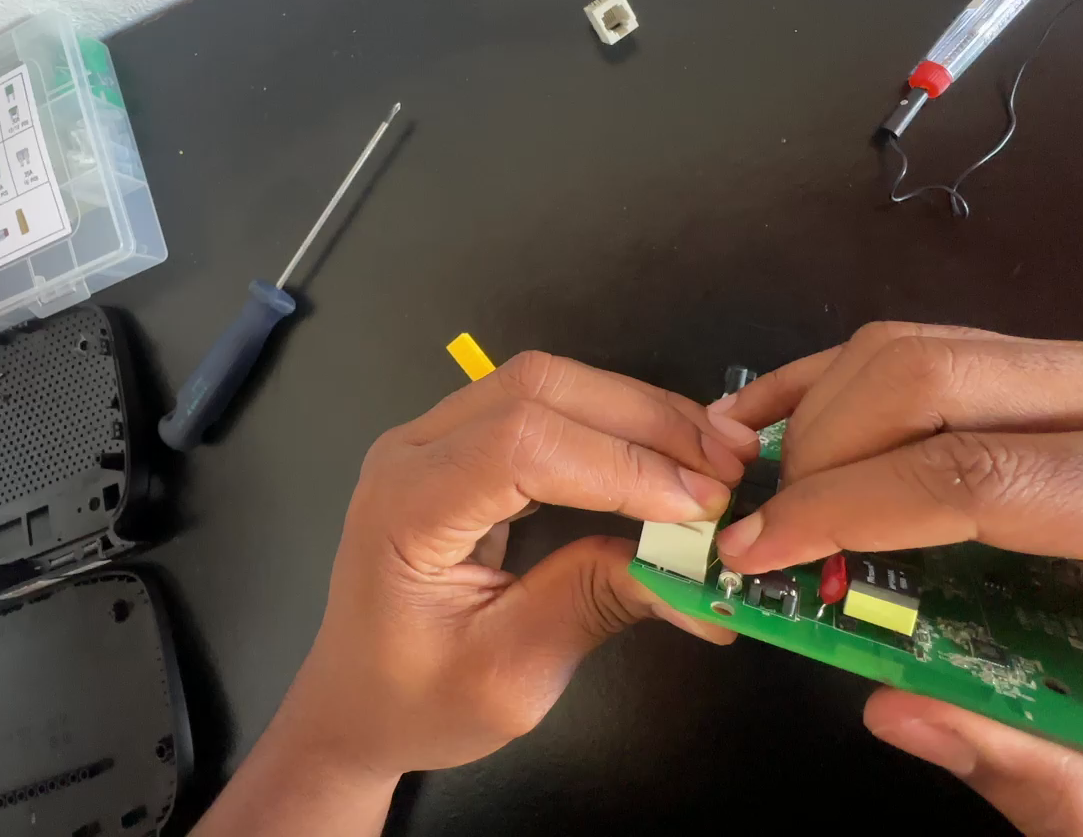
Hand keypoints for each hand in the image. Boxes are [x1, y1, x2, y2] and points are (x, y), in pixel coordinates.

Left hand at [194, 352, 755, 835]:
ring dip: (635, 410)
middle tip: (728, 462)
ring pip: (544, 383)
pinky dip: (611, 420)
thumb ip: (593, 604)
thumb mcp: (508, 675)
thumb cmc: (415, 699)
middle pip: (535, 389)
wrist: (354, 696)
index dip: (616, 464)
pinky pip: (542, 405)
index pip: (517, 446)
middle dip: (641, 418)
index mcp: (407, 504)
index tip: (700, 502)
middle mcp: (414, 445)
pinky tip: (662, 446)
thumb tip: (698, 576)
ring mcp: (434, 433)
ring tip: (712, 450)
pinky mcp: (460, 440)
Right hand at [715, 322, 1082, 836]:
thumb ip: (1046, 772)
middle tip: (765, 525)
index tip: (754, 549)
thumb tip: (889, 708)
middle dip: (818, 453)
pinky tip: (771, 417)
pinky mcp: (1056, 350)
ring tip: (772, 484)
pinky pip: (914, 342)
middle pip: (928, 382)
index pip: (979, 478)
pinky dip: (827, 379)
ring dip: (816, 412)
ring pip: (909, 348)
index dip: (846, 509)